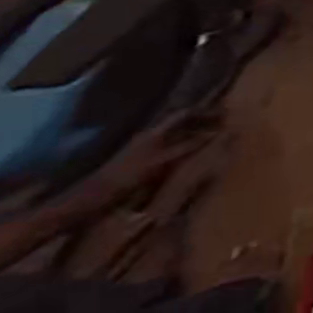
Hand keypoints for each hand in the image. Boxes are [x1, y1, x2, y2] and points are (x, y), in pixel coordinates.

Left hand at [91, 110, 218, 199]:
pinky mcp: (139, 161)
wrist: (85, 202)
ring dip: (194, 133)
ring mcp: (143, 149)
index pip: (185, 113)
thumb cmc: (124, 179)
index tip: (227, 114)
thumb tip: (217, 133)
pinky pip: (168, 146)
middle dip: (203, 121)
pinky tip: (189, 154)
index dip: (207, 111)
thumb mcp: (160, 163)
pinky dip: (184, 145)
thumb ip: (189, 147)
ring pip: (175, 134)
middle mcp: (149, 136)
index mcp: (154, 133)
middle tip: (224, 124)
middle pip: (180, 122)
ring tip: (211, 138)